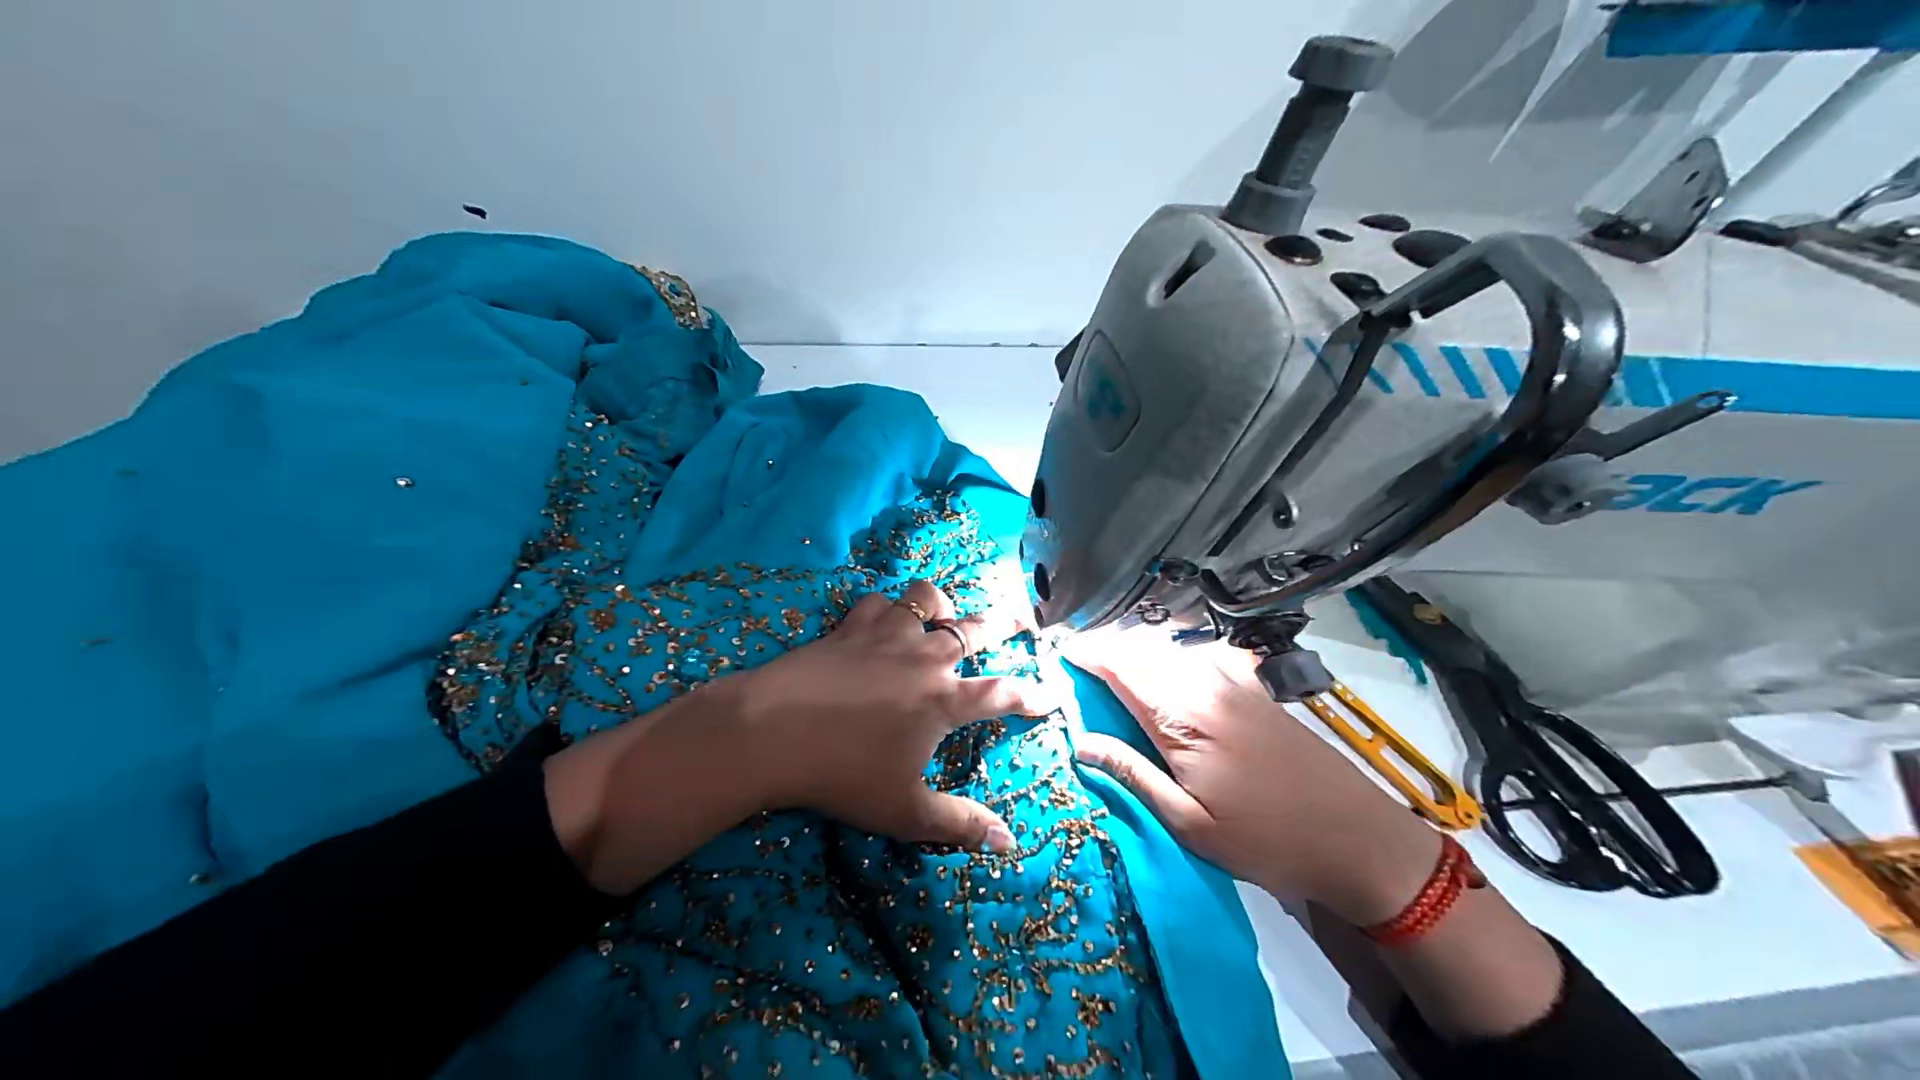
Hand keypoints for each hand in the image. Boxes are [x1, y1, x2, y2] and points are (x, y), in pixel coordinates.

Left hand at [545, 580, 1052, 894]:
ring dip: (942, 604)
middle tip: (1022, 620)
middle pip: (976, 630)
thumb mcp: (905, 811)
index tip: (1051, 695)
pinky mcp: (849, 626)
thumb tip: (1009, 841)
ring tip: (945, 612)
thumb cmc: (844, 775)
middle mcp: (924, 659)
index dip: (1032, 695)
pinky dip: (888, 607)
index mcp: (944, 701)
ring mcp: (886, 636)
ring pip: (926, 600)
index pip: (1003, 695)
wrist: (772, 732)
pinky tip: (884, 618)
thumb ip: (959, 824)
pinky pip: (877, 602)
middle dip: (1005, 624)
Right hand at [1067, 630, 1441, 924]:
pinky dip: (1172, 656)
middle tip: (1078, 658)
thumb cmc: (1267, 840)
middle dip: (1107, 647)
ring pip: (1173, 650)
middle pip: (1145, 650)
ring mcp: (1237, 685)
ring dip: (1137, 650)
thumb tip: (1080, 743)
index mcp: (1185, 718)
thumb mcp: (1190, 824)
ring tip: (1112, 662)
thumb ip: (1133, 775)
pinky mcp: (1256, 691)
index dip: (1088, 654)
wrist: (1359, 839)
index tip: (1060, 651)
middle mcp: (1208, 688)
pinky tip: (1167, 668)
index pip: (1123, 668)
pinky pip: (1202, 658)